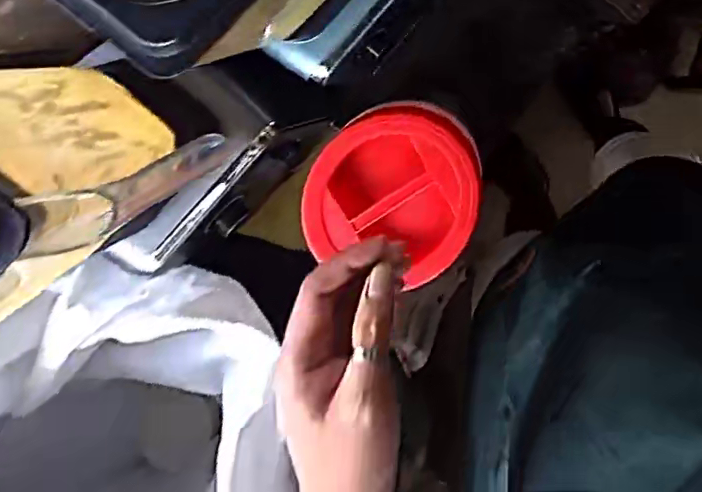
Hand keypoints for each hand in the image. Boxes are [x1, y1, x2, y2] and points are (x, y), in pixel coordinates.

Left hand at [274, 239, 407, 491]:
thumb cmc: (354, 456)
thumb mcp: (366, 391)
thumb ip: (372, 328)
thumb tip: (383, 272)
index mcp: (297, 357)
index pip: (315, 289)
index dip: (348, 260)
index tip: (385, 245)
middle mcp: (305, 351)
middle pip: (328, 291)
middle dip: (362, 264)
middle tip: (402, 251)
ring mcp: (322, 358)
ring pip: (343, 303)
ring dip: (371, 279)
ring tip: (404, 263)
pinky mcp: (342, 366)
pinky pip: (355, 320)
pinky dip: (376, 299)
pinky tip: (396, 290)